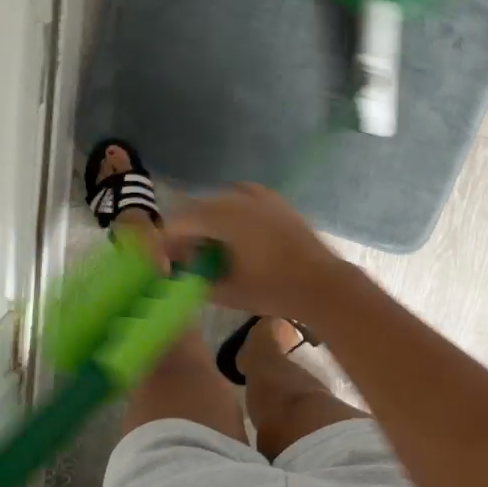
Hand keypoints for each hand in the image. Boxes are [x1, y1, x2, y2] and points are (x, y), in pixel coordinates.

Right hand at [164, 185, 352, 322]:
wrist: (324, 284)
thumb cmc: (275, 289)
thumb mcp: (229, 292)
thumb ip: (196, 282)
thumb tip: (179, 277)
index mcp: (223, 215)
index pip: (179, 221)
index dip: (166, 242)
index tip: (163, 262)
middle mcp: (238, 196)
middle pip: (198, 209)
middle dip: (187, 233)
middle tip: (184, 260)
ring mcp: (259, 195)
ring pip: (220, 204)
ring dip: (208, 225)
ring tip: (209, 252)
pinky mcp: (275, 201)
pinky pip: (241, 204)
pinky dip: (231, 219)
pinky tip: (235, 243)